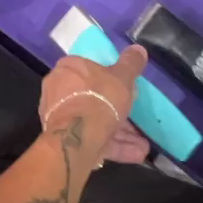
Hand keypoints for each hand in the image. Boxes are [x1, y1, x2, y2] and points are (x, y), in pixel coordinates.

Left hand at [38, 46, 149, 164]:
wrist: (77, 138)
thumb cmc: (99, 98)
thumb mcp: (122, 78)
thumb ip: (130, 64)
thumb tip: (138, 48)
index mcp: (68, 68)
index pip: (89, 69)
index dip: (110, 80)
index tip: (126, 90)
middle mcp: (59, 89)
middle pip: (93, 98)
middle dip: (117, 111)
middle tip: (136, 120)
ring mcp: (60, 116)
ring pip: (94, 122)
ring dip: (120, 133)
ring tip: (143, 146)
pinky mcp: (65, 139)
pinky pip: (92, 139)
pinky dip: (113, 145)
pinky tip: (136, 153)